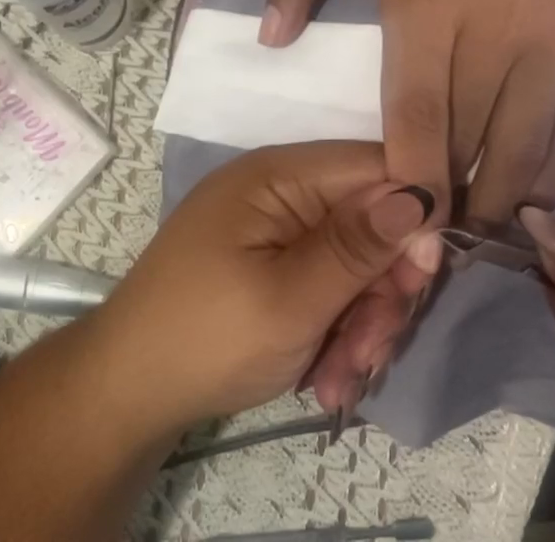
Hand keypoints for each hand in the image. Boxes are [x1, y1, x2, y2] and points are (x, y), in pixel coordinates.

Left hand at [88, 142, 433, 427]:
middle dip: (380, 291)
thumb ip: (358, 246)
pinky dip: (333, 333)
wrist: (130, 390)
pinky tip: (325, 379)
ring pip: (352, 266)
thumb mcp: (292, 297)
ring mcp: (270, 234)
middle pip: (368, 223)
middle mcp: (275, 194)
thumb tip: (422, 196)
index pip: (373, 165)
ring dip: (359, 326)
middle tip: (371, 350)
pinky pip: (324, 288)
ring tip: (338, 379)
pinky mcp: (266, 269)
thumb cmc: (208, 338)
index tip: (425, 276)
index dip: (412, 215)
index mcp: (276, 177)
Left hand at [265, 0, 554, 408]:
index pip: (414, 116)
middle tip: (429, 254)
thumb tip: (268, 39)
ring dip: (499, 204)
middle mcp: (489, 41)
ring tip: (475, 240)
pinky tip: (532, 204)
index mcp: (425, 10)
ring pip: (523, 153)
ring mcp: (550, 52)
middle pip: (468, 146)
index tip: (402, 233)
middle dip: (450, 207)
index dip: (408, 183)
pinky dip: (552, 177)